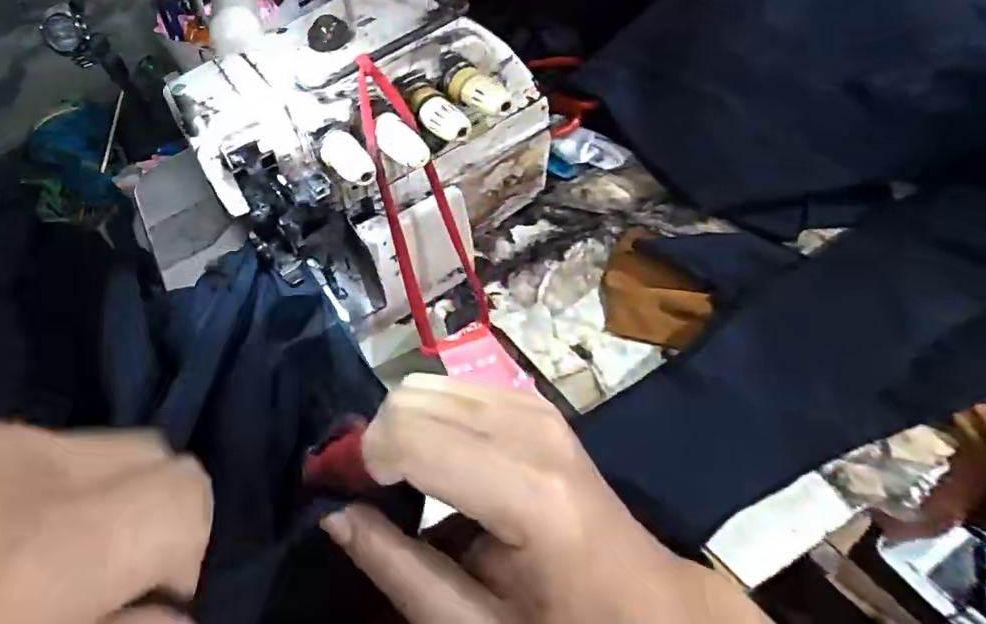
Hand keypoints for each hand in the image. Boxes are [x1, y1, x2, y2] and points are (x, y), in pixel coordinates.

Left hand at [0, 413, 212, 623]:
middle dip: (148, 535)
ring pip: (80, 452)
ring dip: (84, 520)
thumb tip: (162, 618)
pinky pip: (10, 455)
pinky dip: (23, 504)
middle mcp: (9, 450)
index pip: (186, 492)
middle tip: (93, 621)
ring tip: (19, 606)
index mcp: (38, 531)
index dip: (190, 571)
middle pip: (148, 453)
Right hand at [321, 374, 766, 623]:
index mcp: (531, 494)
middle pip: (408, 399)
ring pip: (420, 384)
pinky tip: (441, 464)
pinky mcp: (529, 398)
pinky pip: (447, 386)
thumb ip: (398, 569)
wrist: (655, 612)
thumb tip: (331, 511)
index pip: (408, 436)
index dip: (360, 463)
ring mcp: (533, 405)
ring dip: (398, 429)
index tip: (347, 501)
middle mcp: (531, 428)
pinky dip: (425, 418)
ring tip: (408, 484)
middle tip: (375, 498)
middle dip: (375, 443)